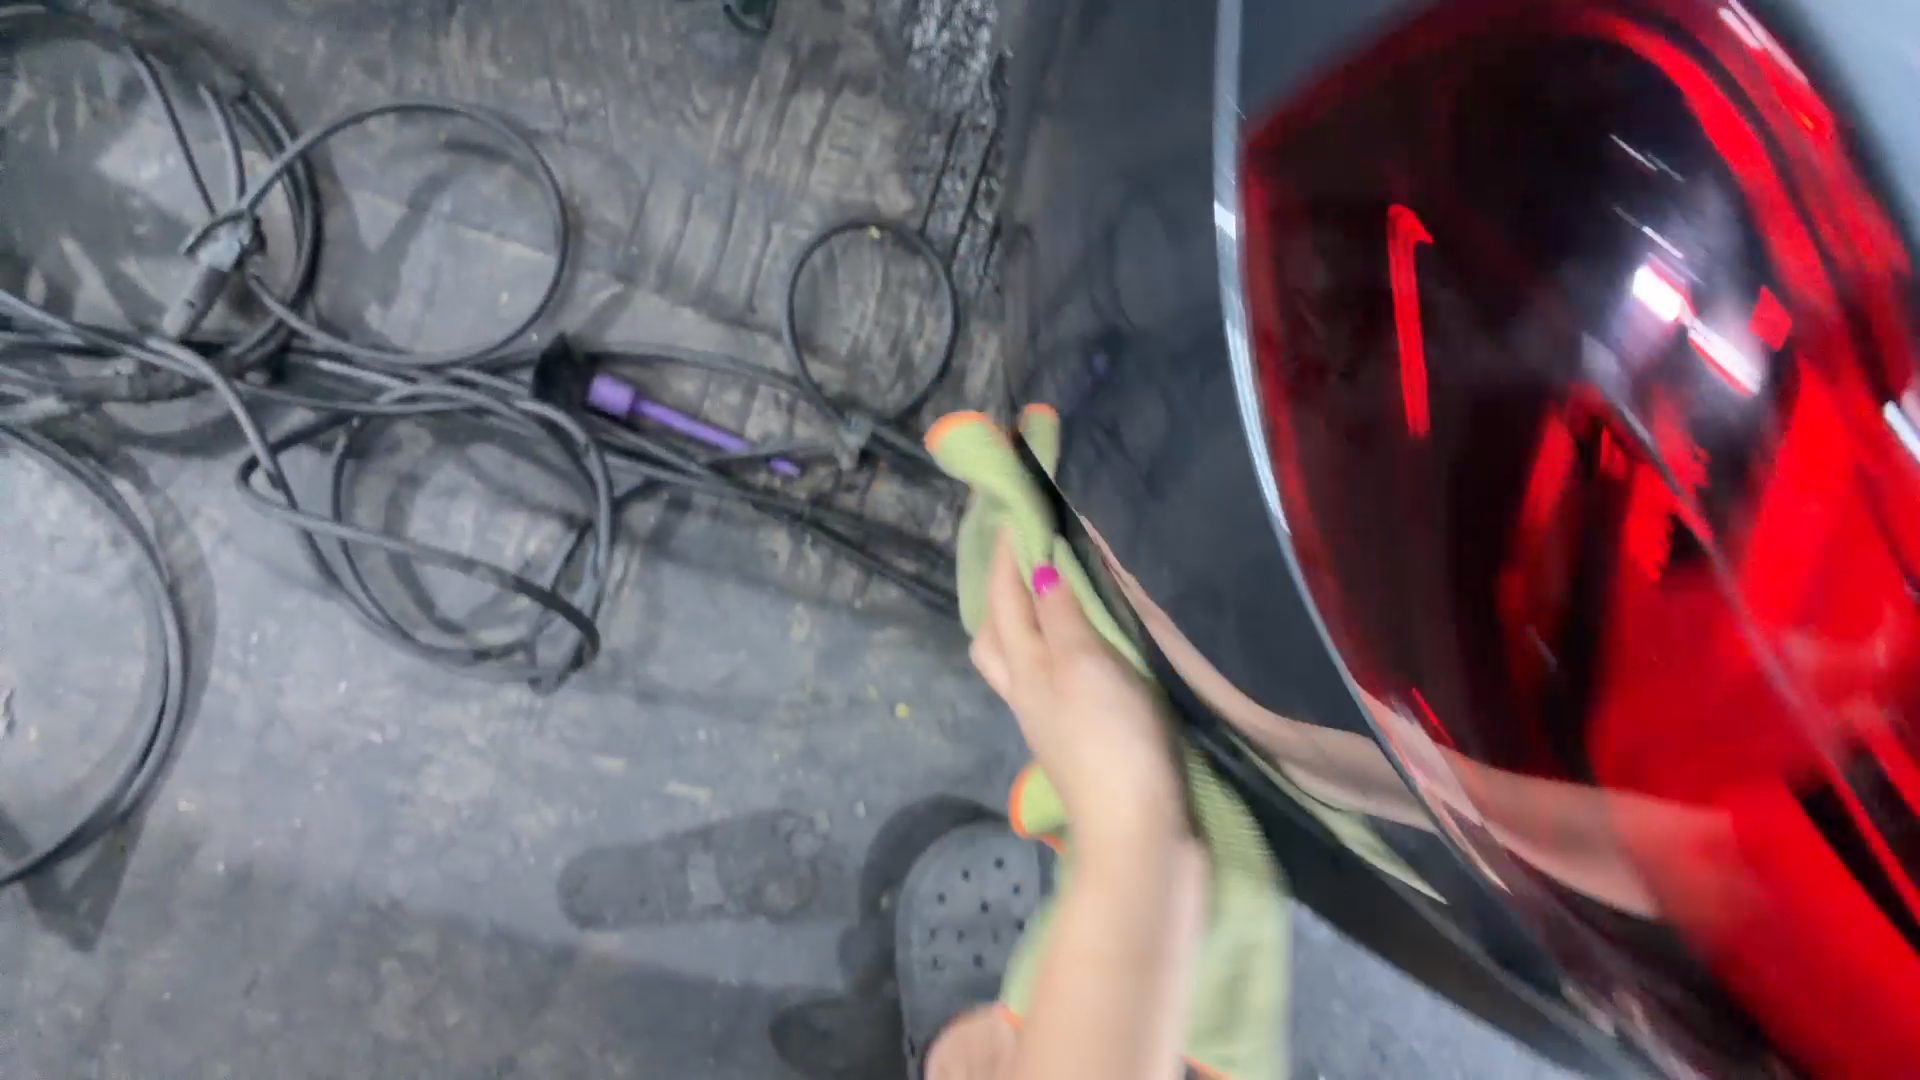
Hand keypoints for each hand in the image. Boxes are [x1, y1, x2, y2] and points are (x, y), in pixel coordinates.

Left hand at [969, 533, 1184, 854]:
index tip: (1012, 513)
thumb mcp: (1086, 666)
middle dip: (1001, 590)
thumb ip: (1061, 616)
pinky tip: (1077, 645)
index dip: (1005, 555)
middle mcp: (1024, 689)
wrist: (1137, 832)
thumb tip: (1037, 569)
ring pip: (1016, 658)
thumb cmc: (1113, 740)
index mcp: (1024, 666)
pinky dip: (1051, 649)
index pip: (1004, 598)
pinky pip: (1047, 678)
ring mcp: (1047, 716)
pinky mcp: (1074, 736)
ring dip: (1021, 622)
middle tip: (1024, 555)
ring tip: (1046, 594)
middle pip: (994, 633)